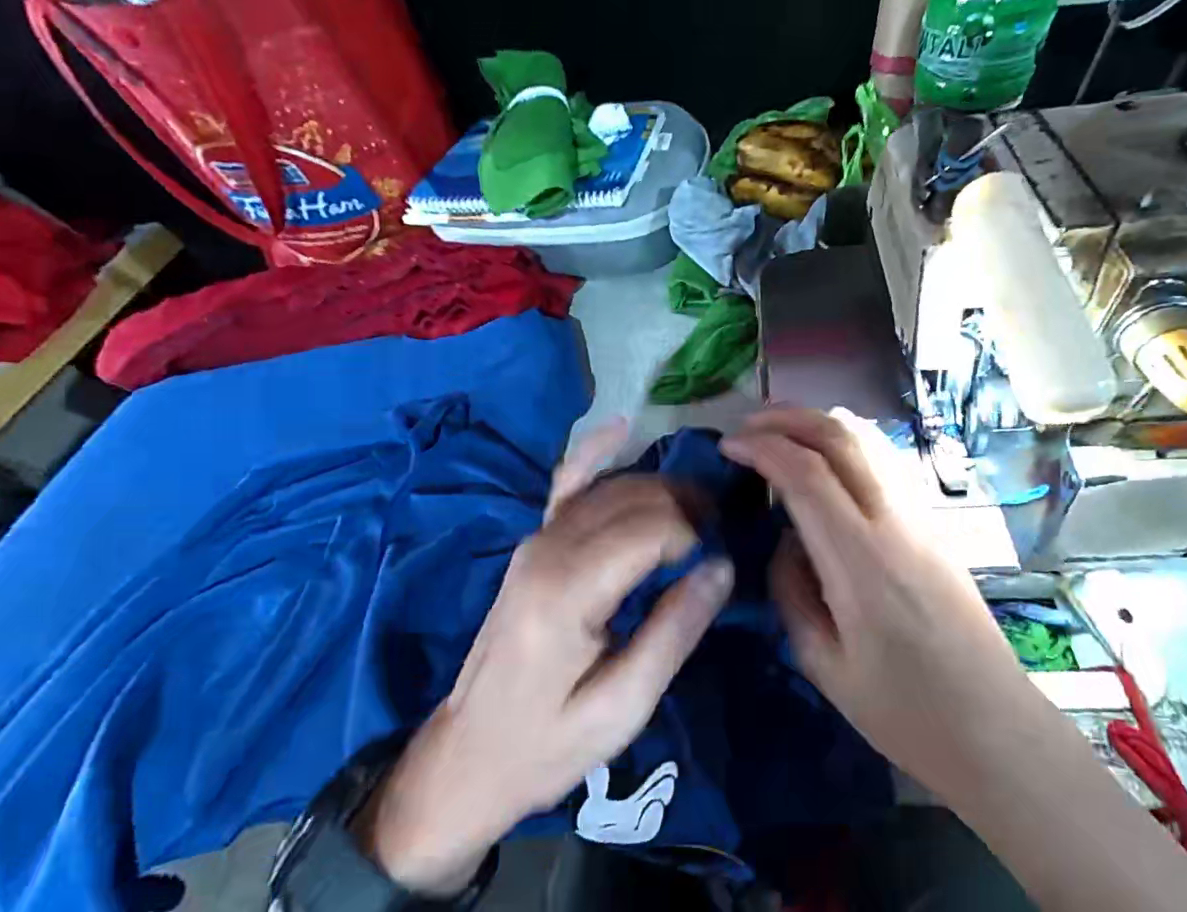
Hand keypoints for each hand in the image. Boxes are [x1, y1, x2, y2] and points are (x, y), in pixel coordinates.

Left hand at [358, 420, 733, 895]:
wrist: (464, 761)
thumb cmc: (547, 745)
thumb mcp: (623, 708)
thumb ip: (675, 630)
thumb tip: (722, 565)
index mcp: (567, 593)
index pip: (650, 529)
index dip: (695, 535)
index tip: (716, 563)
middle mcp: (546, 550)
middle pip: (634, 498)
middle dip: (686, 507)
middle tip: (720, 535)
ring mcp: (533, 541)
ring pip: (611, 486)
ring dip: (661, 489)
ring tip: (700, 512)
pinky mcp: (531, 545)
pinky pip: (566, 483)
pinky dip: (596, 452)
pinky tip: (621, 426)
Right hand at [718, 409, 1047, 796]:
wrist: (993, 724)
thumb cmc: (904, 711)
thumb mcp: (823, 663)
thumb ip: (790, 590)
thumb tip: (782, 539)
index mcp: (862, 560)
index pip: (807, 474)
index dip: (761, 448)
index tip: (727, 446)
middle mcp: (896, 521)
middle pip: (842, 436)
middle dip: (788, 418)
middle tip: (747, 425)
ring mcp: (923, 515)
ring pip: (871, 439)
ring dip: (821, 422)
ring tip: (781, 430)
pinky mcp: (936, 522)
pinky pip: (888, 461)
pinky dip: (850, 442)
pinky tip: (829, 458)